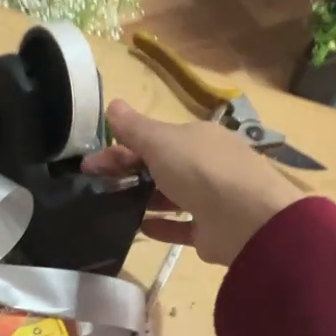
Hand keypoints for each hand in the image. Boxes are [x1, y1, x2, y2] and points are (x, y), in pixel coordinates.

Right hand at [81, 100, 305, 265]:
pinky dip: (161, 225)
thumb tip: (112, 105)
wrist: (246, 219)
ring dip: (143, 199)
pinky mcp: (209, 230)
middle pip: (159, 167)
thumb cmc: (201, 171)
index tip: (89, 164)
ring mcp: (210, 198)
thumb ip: (135, 129)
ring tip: (112, 208)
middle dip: (127, 173)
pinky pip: (180, 226)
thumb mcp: (162, 143)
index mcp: (196, 138)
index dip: (119, 149)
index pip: (152, 139)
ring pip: (170, 196)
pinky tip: (140, 228)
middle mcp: (205, 164)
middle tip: (94, 187)